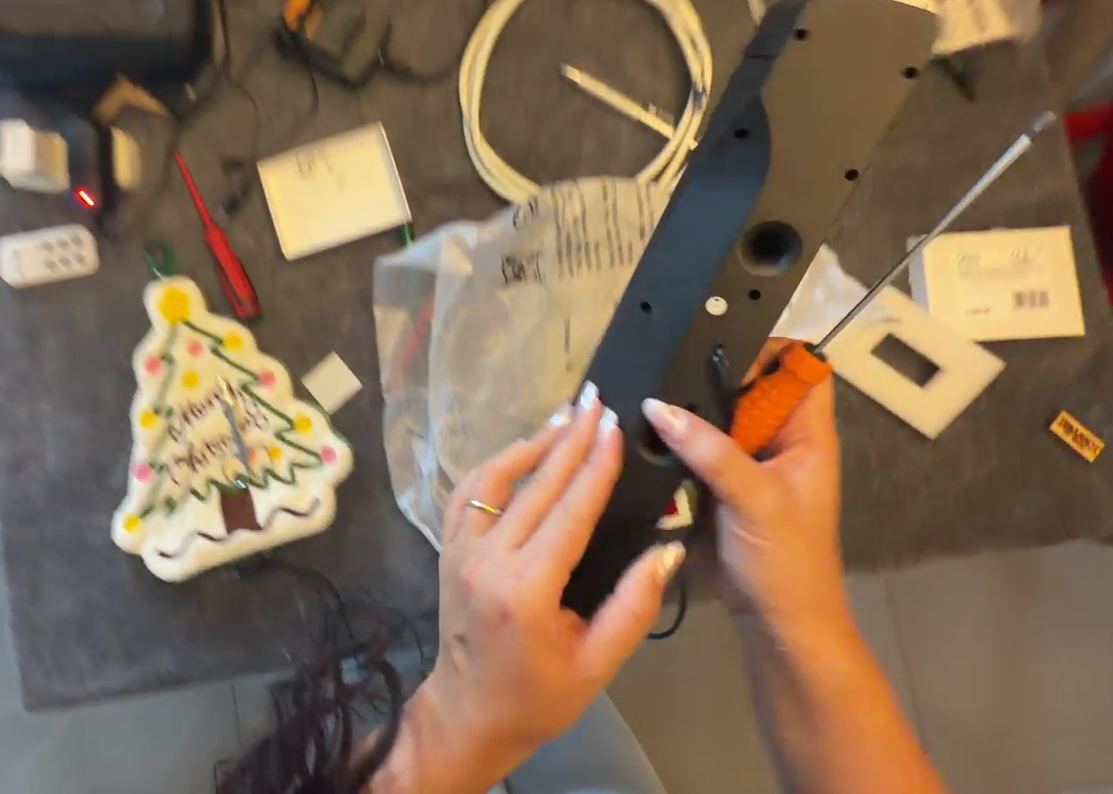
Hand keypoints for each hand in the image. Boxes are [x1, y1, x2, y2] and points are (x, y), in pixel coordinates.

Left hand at [406, 389, 686, 788]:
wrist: (467, 712)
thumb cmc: (539, 697)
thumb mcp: (597, 665)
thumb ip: (633, 605)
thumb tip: (665, 549)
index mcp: (526, 589)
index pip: (568, 510)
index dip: (595, 465)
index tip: (613, 424)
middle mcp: (487, 557)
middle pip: (534, 484)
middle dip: (570, 438)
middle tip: (595, 400)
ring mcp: (459, 546)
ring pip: (494, 476)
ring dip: (531, 442)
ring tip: (565, 416)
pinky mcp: (447, 544)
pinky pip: (469, 490)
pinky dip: (496, 463)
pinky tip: (521, 448)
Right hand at [641, 340, 849, 638]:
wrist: (773, 622)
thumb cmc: (786, 561)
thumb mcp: (756, 499)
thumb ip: (710, 450)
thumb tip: (657, 405)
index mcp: (805, 434)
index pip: (799, 369)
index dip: (768, 348)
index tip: (718, 339)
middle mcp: (774, 438)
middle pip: (745, 386)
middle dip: (708, 372)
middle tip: (664, 358)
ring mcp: (741, 459)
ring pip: (712, 415)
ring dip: (684, 405)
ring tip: (643, 385)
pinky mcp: (712, 480)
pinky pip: (691, 444)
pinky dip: (670, 435)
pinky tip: (640, 424)